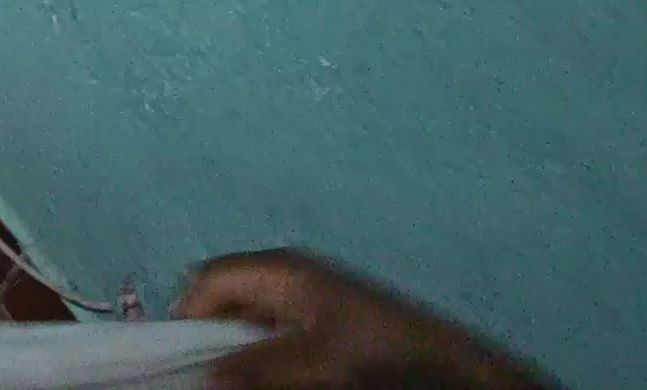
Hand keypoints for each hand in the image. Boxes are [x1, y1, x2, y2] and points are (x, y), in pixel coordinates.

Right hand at [175, 249, 553, 389]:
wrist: (464, 371)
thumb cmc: (382, 354)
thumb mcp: (318, 364)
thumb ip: (258, 368)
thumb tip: (204, 378)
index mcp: (277, 268)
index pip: (209, 279)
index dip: (189, 314)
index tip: (181, 357)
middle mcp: (282, 270)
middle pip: (224, 292)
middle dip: (211, 329)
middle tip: (211, 371)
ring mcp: (302, 290)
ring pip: (245, 312)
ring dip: (237, 343)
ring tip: (239, 375)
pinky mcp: (321, 312)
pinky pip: (270, 324)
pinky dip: (261, 346)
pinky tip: (272, 372)